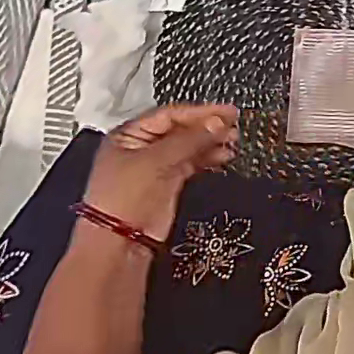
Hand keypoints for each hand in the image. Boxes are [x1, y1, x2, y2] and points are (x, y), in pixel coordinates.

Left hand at [83, 104, 238, 240]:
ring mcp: (157, 165)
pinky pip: (193, 162)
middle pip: (181, 129)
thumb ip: (189, 139)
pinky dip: (209, 157)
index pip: (170, 115)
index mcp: (130, 135)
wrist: (120, 242)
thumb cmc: (124, 198)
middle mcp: (143, 147)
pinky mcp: (169, 181)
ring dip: (212, 142)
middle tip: (233, 123)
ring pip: (190, 146)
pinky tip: (224, 155)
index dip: (199, 112)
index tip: (226, 111)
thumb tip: (218, 123)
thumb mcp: (156, 160)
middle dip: (208, 126)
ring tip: (233, 139)